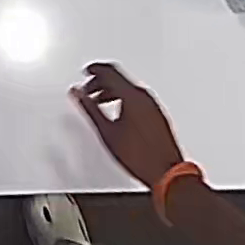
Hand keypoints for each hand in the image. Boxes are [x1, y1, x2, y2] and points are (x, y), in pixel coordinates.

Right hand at [72, 62, 185, 187]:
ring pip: (128, 89)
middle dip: (101, 81)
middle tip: (89, 88)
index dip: (95, 69)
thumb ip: (90, 108)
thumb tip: (77, 92)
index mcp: (132, 96)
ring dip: (111, 91)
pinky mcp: (158, 115)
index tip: (87, 71)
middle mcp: (144, 97)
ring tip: (99, 101)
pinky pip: (137, 98)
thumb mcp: (107, 131)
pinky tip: (117, 111)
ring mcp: (153, 106)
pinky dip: (124, 98)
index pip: (110, 71)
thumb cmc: (140, 156)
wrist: (168, 175)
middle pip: (119, 78)